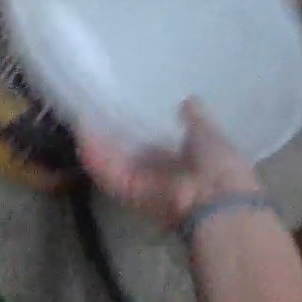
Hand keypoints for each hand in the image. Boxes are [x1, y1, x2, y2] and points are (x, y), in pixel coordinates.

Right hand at [78, 99, 262, 230]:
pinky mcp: (125, 187)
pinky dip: (92, 151)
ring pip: (113, 158)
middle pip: (130, 149)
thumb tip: (188, 98)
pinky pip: (104, 168)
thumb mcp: (212, 135)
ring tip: (80, 111)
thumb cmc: (222, 168)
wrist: (217, 203)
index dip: (140, 124)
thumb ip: (196, 118)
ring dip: (96, 138)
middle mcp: (160, 172)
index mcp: (184, 161)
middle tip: (94, 103)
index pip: (156, 141)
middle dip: (112, 129)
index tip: (124, 103)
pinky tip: (80, 127)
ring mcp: (141, 181)